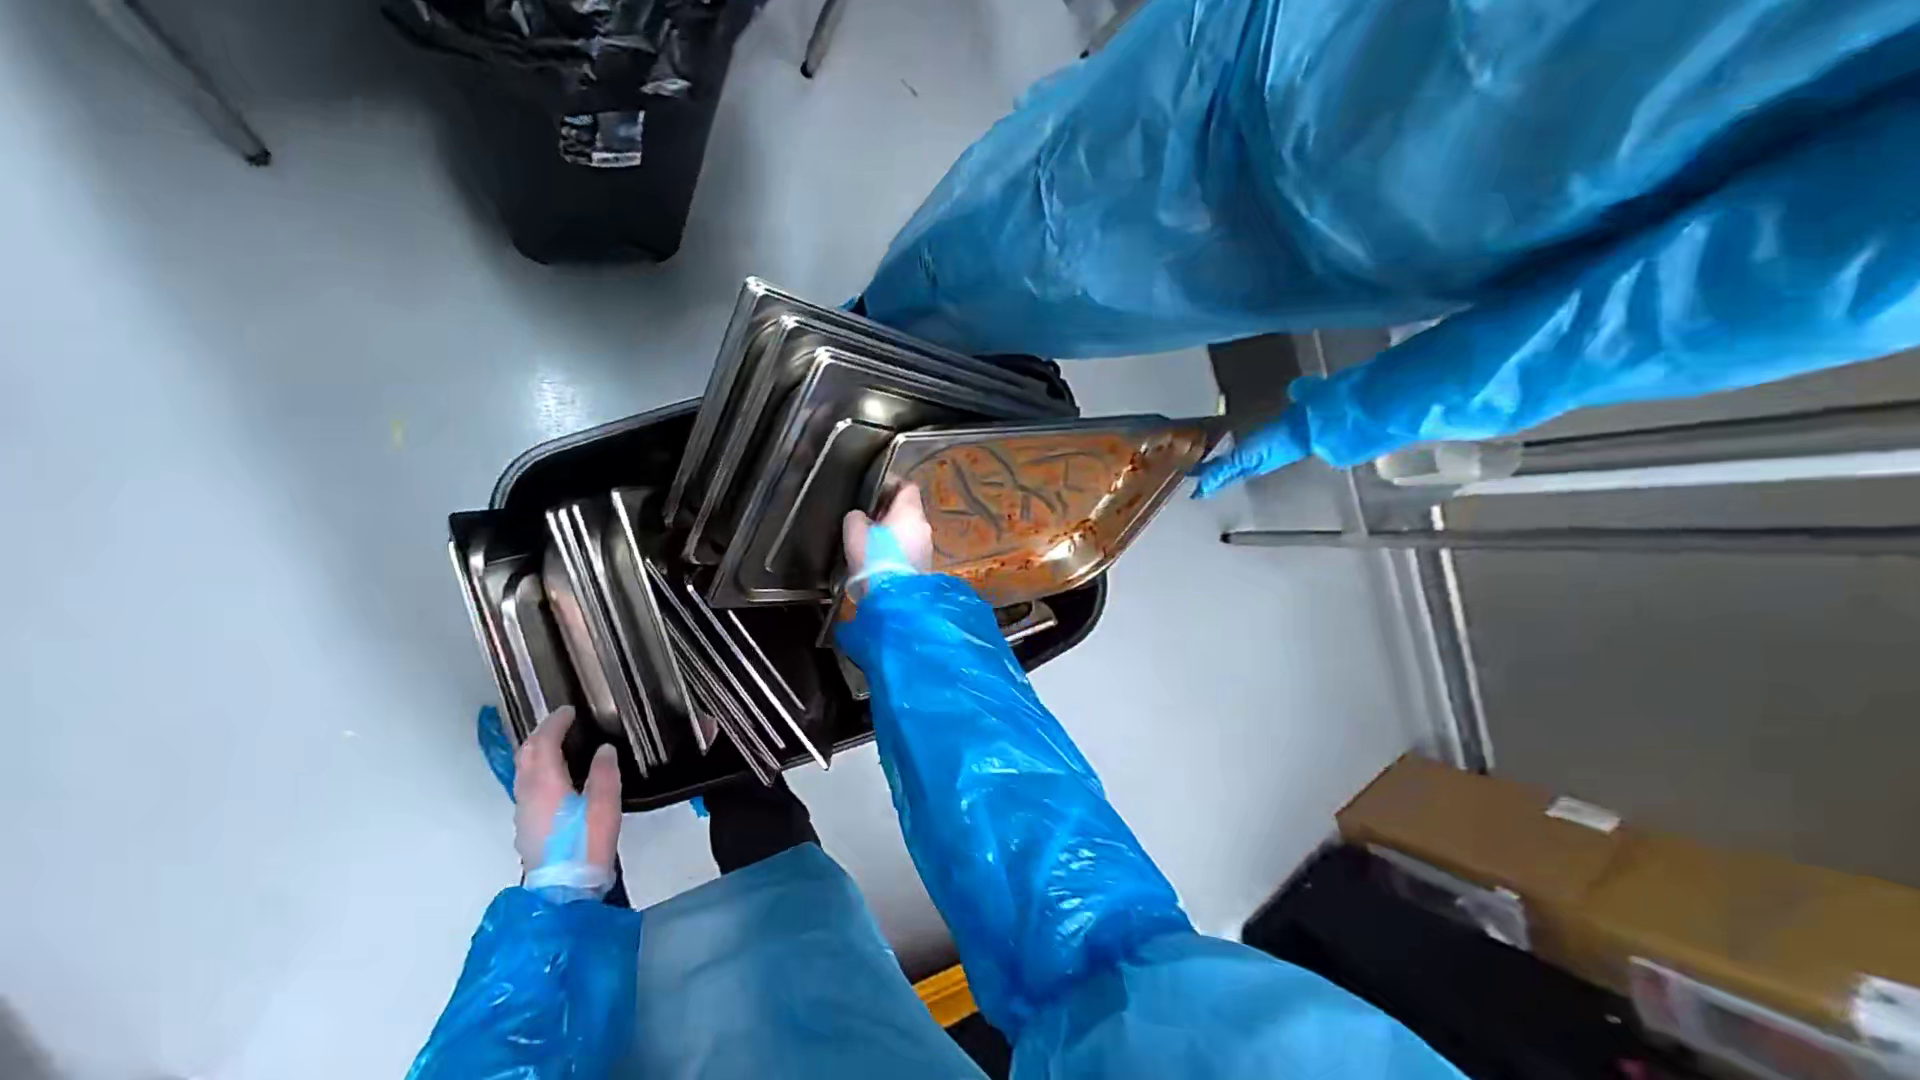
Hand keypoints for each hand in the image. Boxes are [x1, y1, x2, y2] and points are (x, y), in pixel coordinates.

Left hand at [513, 706, 621, 901]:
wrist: (564, 890)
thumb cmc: (586, 844)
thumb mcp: (606, 804)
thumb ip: (605, 773)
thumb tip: (603, 750)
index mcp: (546, 784)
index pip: (543, 743)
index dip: (554, 723)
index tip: (568, 711)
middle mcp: (527, 793)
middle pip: (526, 754)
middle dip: (541, 734)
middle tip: (560, 723)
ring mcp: (523, 811)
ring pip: (522, 770)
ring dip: (536, 751)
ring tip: (556, 744)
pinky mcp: (525, 826)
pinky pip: (526, 785)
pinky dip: (536, 770)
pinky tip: (553, 776)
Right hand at [842, 483, 932, 598]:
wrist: (892, 598)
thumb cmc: (874, 558)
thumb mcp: (854, 531)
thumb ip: (857, 517)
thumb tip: (861, 517)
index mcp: (910, 511)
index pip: (907, 486)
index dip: (891, 485)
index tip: (875, 491)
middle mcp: (924, 526)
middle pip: (909, 510)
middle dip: (890, 512)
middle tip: (869, 518)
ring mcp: (928, 548)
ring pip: (910, 531)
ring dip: (894, 532)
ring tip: (872, 541)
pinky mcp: (925, 566)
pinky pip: (910, 549)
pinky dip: (898, 549)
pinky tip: (881, 559)